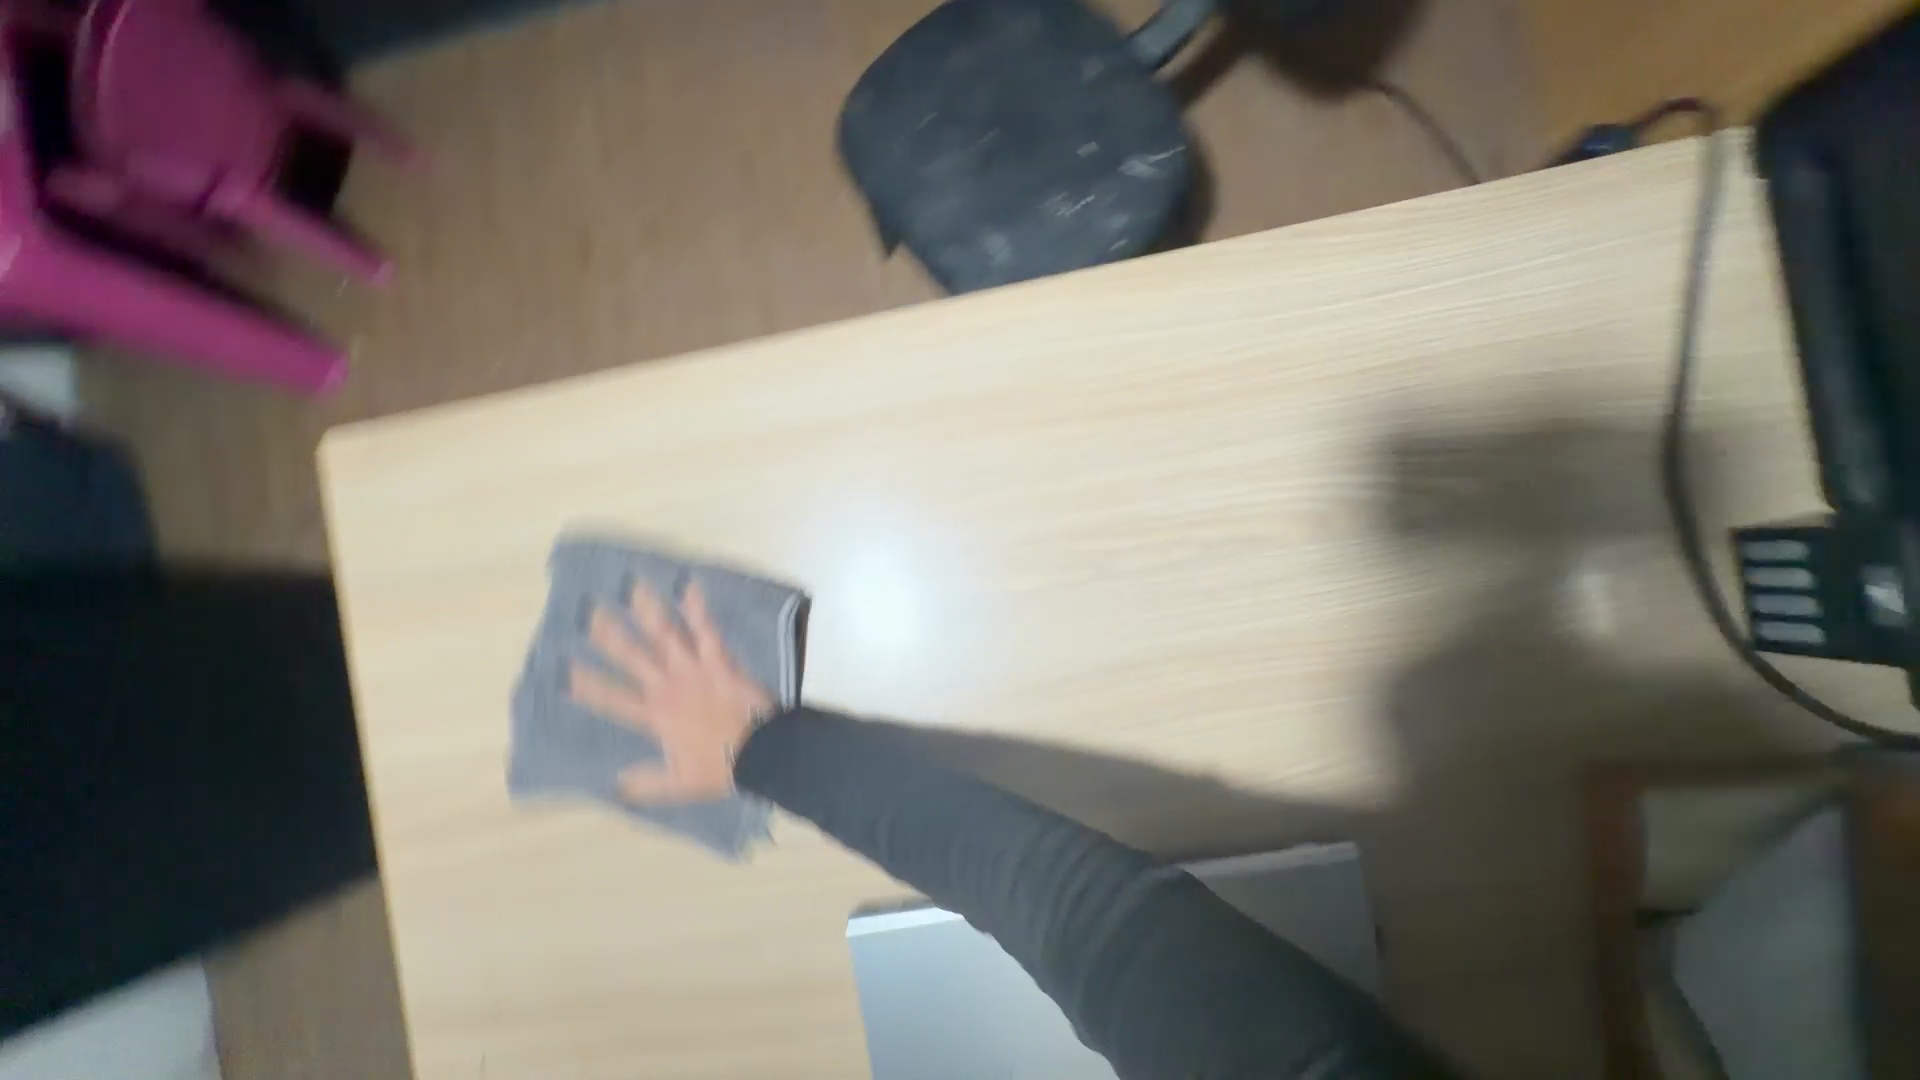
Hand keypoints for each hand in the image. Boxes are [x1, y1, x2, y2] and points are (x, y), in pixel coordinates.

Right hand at [568, 581, 773, 801]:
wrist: (762, 752)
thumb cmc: (722, 768)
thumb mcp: (679, 784)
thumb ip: (646, 783)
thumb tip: (615, 782)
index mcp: (656, 717)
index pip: (613, 700)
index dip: (589, 686)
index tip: (567, 670)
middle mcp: (668, 688)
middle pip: (633, 658)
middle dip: (610, 635)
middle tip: (591, 612)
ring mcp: (693, 670)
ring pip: (665, 636)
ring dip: (648, 611)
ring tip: (633, 587)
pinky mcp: (719, 660)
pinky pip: (706, 630)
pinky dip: (697, 608)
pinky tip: (689, 585)